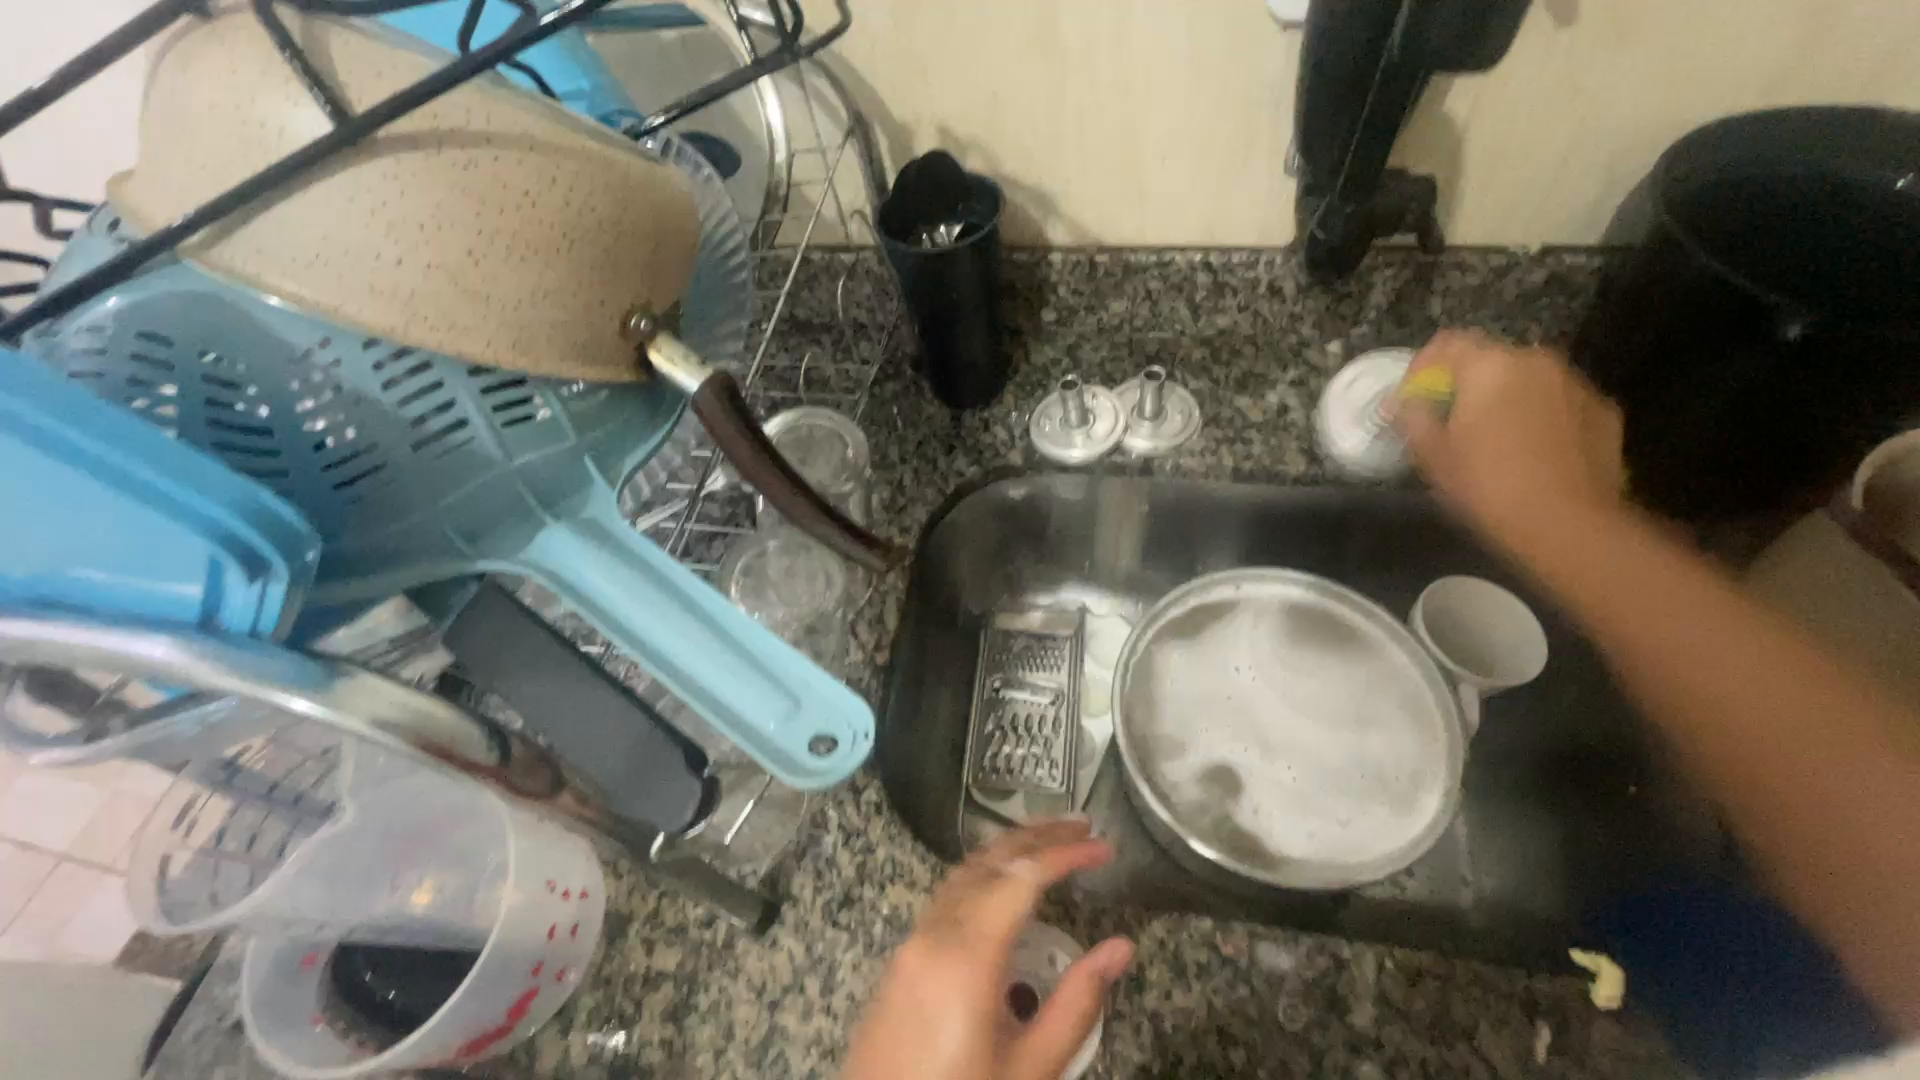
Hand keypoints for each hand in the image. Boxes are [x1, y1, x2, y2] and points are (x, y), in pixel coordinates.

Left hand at [843, 820, 1134, 1079]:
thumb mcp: (1030, 1068)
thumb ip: (1077, 1003)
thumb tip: (1122, 946)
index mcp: (967, 955)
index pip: (1023, 877)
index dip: (1065, 853)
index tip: (1104, 846)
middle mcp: (934, 933)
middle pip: (989, 861)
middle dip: (1037, 836)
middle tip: (1081, 824)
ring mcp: (911, 942)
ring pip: (962, 872)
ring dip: (1006, 849)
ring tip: (1049, 841)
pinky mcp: (901, 958)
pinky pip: (945, 895)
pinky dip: (981, 873)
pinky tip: (1003, 884)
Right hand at [1393, 329, 1626, 547]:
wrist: (1568, 524)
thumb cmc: (1487, 485)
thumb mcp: (1432, 455)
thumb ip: (1412, 418)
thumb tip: (1400, 402)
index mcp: (1490, 366)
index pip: (1446, 343)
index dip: (1422, 368)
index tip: (1412, 401)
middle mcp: (1537, 361)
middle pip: (1490, 360)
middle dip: (1466, 386)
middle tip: (1450, 424)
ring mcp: (1576, 384)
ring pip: (1527, 381)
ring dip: (1505, 400)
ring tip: (1492, 441)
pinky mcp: (1604, 411)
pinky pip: (1558, 404)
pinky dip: (1540, 418)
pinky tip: (1530, 454)